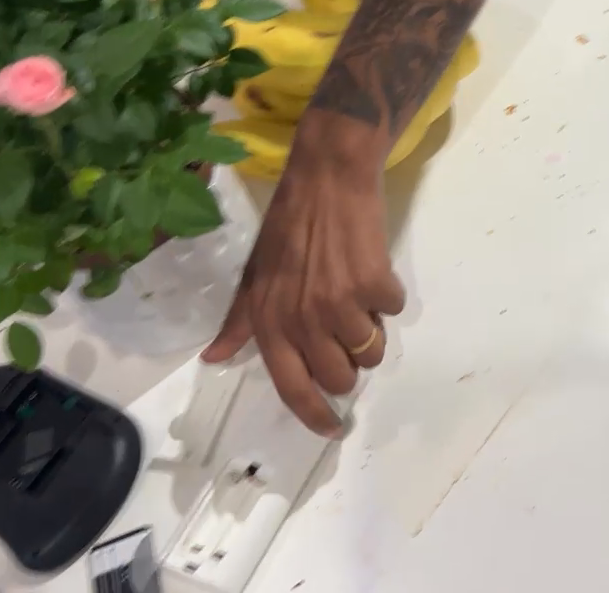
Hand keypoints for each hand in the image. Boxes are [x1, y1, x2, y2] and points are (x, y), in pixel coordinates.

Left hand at [203, 135, 406, 435]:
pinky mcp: (376, 282)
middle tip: (353, 341)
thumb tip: (214, 358)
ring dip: (373, 333)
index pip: (293, 387)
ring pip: (371, 347)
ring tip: (366, 304)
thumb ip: (239, 320)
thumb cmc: (288, 224)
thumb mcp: (255, 274)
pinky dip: (390, 296)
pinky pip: (394, 308)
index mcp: (270, 323)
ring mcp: (341, 302)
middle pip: (340, 374)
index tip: (334, 429)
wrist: (327, 180)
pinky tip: (377, 274)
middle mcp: (302, 320)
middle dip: (352, 366)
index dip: (315, 414)